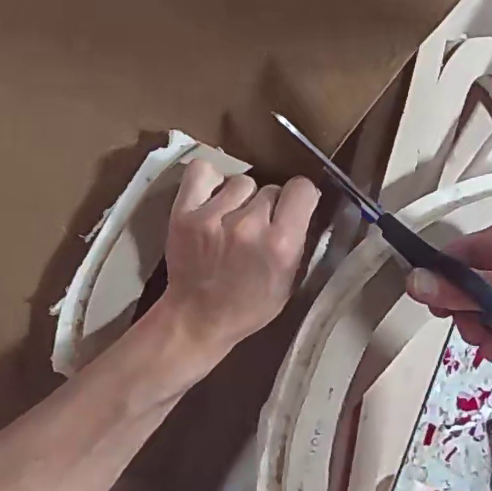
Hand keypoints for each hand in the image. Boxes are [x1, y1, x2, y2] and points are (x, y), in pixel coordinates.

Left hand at [155, 159, 320, 359]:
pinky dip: (210, 180)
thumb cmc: (249, 305)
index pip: (302, 189)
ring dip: (241, 198)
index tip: (294, 208)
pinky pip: (202, 171)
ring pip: (241, 182)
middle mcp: (249, 225)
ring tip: (232, 219)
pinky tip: (212, 198)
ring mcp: (213, 217)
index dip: (300, 198)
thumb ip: (300, 241)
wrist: (197, 319)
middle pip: (271, 187)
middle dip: (269, 206)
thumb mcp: (289, 281)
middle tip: (259, 227)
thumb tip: (307, 206)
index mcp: (281, 244)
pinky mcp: (184, 213)